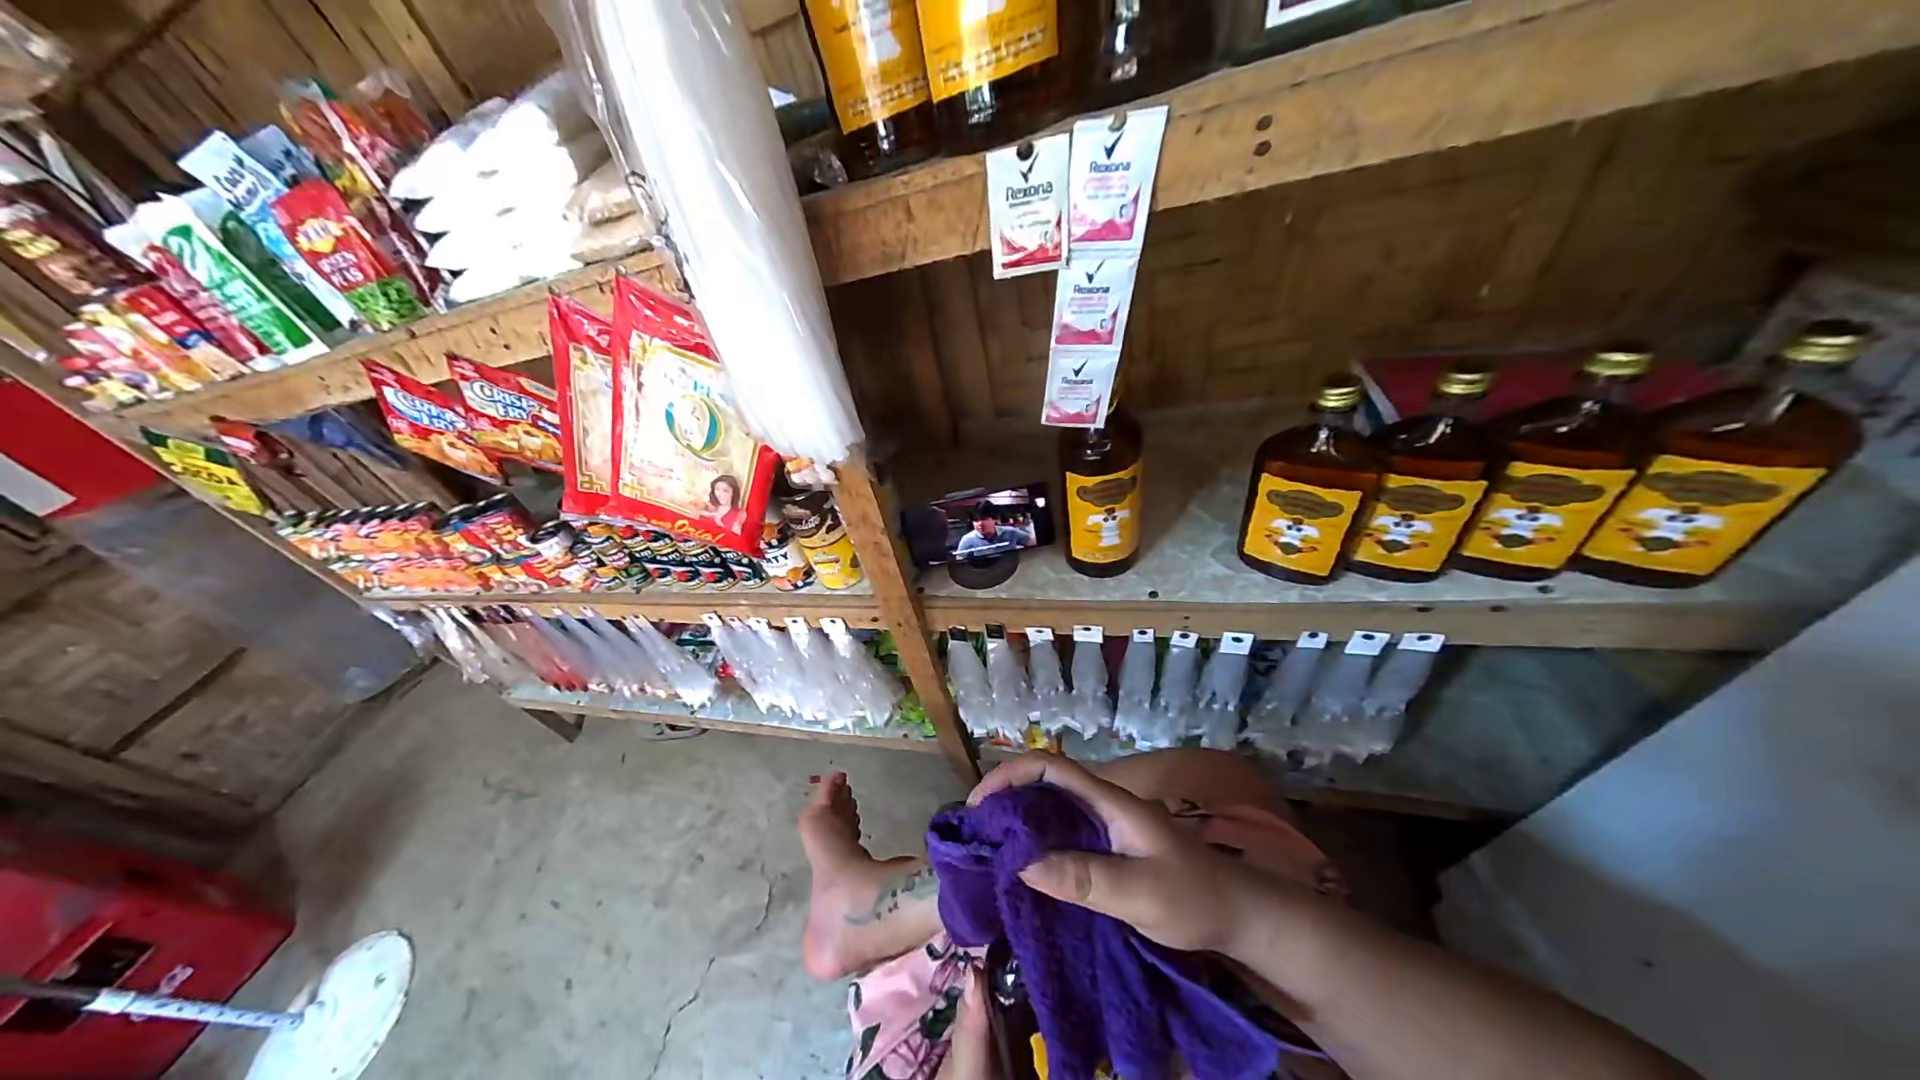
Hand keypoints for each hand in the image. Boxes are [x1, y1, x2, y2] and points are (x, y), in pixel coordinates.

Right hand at [968, 752, 1255, 953]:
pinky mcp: (1108, 850)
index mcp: (1110, 802)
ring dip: (1018, 823)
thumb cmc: (1195, 897)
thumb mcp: (1141, 892)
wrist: (1240, 916)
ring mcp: (1106, 828)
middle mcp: (1103, 807)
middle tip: (975, 833)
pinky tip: (1023, 870)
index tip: (978, 804)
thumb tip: (1023, 863)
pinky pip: (1062, 838)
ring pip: (1052, 812)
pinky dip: (1036, 846)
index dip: (1011, 775)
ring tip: (988, 851)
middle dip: (1005, 799)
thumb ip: (1086, 878)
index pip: (1052, 768)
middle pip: (1045, 785)